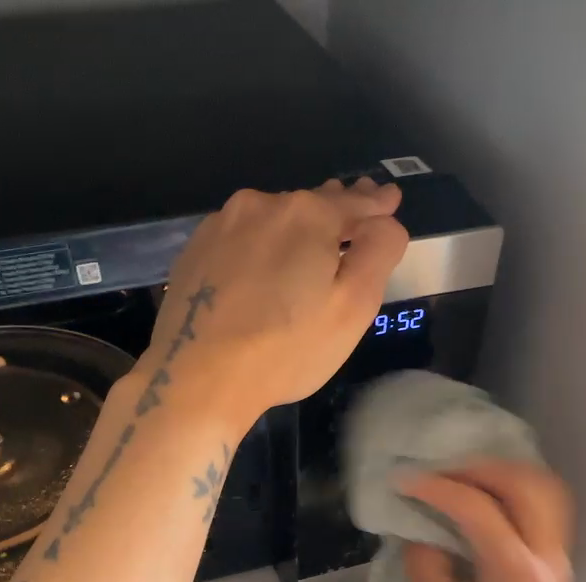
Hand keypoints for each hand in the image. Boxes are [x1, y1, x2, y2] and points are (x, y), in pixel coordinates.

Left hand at [138, 178, 409, 431]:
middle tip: (356, 210)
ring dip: (295, 226)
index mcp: (309, 214)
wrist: (200, 378)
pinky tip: (262, 264)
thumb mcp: (354, 306)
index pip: (356, 202)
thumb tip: (385, 222)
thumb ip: (378, 252)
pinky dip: (260, 243)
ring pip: (273, 218)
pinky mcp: (195, 250)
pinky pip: (241, 237)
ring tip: (310, 239)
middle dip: (337, 208)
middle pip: (311, 204)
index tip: (391, 199)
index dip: (378, 204)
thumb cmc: (287, 348)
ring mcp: (222, 225)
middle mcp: (263, 204)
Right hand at [401, 460, 574, 581]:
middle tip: (438, 475)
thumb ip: (428, 572)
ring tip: (463, 481)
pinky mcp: (557, 563)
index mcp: (515, 576)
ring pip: (545, 489)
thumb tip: (422, 533)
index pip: (479, 510)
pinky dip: (517, 491)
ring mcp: (559, 559)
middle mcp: (546, 558)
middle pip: (524, 485)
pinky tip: (487, 500)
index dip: (438, 489)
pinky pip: (547, 507)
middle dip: (477, 469)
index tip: (404, 483)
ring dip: (503, 475)